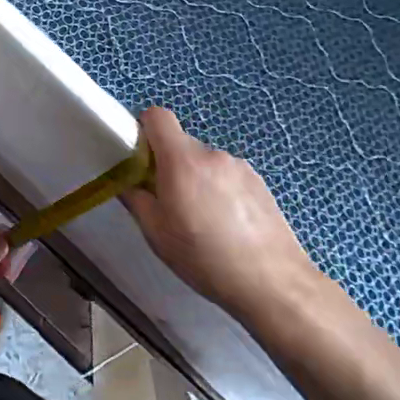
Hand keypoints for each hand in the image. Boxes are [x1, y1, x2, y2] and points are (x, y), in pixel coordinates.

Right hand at [122, 107, 320, 320]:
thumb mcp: (156, 233)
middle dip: (169, 165)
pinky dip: (219, 191)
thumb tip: (127, 181)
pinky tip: (226, 226)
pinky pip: (227, 176)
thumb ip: (135, 198)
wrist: (272, 283)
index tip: (139, 159)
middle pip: (181, 144)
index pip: (157, 116)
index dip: (143, 130)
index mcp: (182, 160)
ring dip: (196, 180)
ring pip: (205, 163)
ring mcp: (240, 167)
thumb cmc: (203, 257)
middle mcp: (212, 154)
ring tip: (202, 221)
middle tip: (168, 203)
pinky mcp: (260, 183)